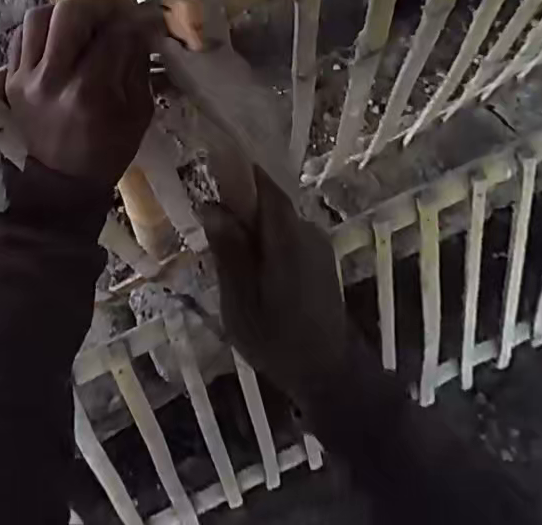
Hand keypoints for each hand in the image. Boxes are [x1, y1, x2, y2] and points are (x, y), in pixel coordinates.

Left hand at [5, 0, 154, 191]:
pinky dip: (41, 31)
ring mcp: (25, 78)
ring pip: (38, 16)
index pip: (114, 36)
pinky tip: (57, 41)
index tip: (141, 22)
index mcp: (90, 93)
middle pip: (69, 13)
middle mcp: (53, 79)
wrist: (60, 184)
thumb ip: (138, 66)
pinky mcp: (10, 80)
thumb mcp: (138, 113)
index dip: (132, 23)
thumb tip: (138, 27)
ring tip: (79, 28)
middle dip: (95, 9)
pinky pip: (20, 36)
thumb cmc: (107, 151)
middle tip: (107, 20)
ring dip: (63, 15)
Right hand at [200, 180, 351, 404]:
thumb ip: (228, 251)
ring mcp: (318, 245)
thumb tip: (210, 206)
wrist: (330, 376)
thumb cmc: (278, 342)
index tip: (214, 165)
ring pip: (278, 219)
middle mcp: (307, 233)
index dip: (242, 173)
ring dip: (254, 225)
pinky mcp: (321, 258)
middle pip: (270, 203)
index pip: (267, 189)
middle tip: (212, 221)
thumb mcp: (240, 301)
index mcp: (288, 241)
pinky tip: (252, 266)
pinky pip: (288, 234)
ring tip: (229, 250)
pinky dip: (267, 239)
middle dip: (241, 204)